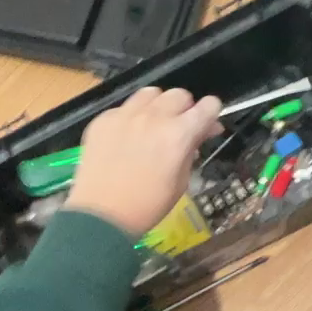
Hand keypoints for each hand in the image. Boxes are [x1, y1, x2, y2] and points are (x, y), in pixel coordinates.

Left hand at [65, 86, 222, 237]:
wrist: (101, 216)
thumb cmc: (147, 206)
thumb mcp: (180, 183)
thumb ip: (191, 151)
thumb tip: (200, 133)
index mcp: (179, 134)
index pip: (208, 106)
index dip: (210, 114)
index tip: (205, 125)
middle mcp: (153, 117)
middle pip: (179, 95)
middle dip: (184, 109)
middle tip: (178, 129)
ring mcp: (125, 115)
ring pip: (150, 93)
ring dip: (157, 106)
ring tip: (152, 125)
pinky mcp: (103, 120)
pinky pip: (123, 107)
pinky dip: (131, 117)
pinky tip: (126, 138)